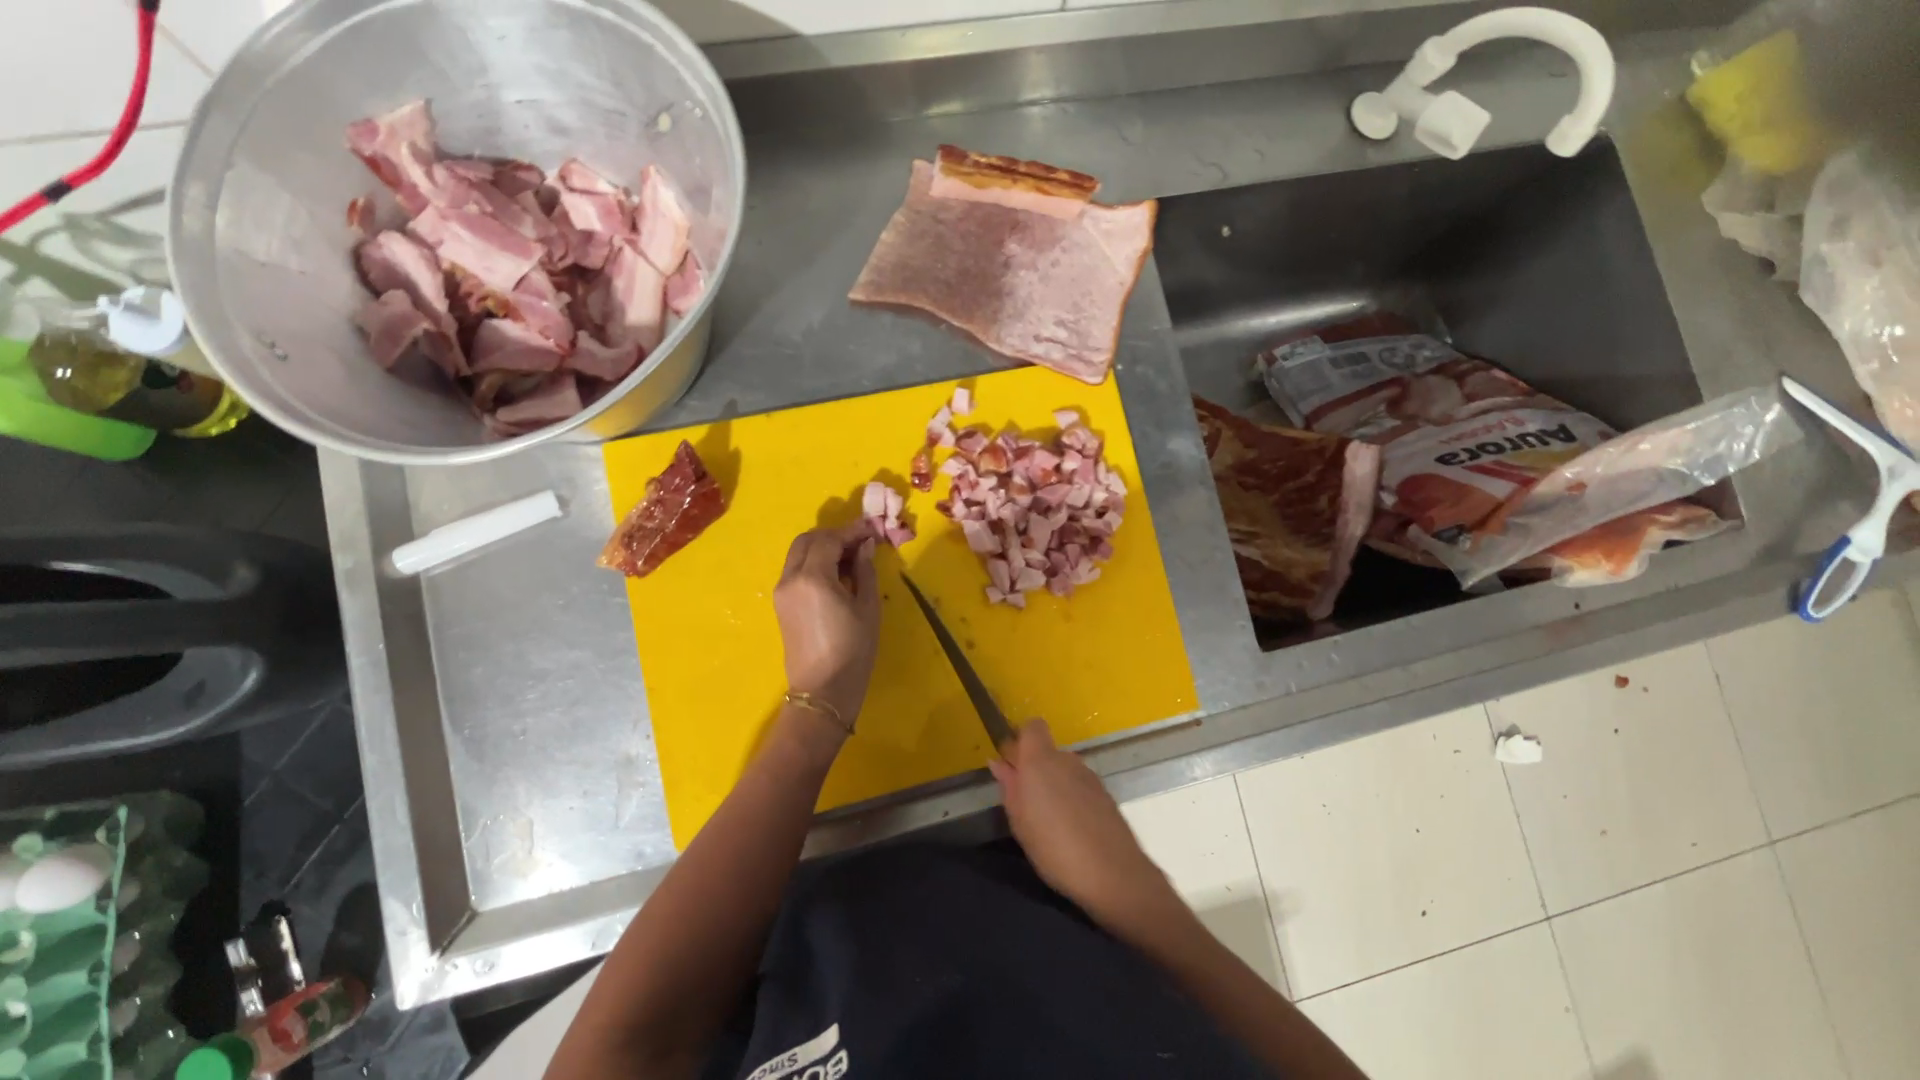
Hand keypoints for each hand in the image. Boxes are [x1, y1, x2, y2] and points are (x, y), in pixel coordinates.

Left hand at [775, 525, 881, 725]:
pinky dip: (814, 562)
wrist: (823, 690)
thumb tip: (864, 546)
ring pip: (798, 553)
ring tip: (850, 558)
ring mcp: (782, 591)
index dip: (852, 531)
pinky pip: (796, 570)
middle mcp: (791, 578)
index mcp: (813, 577)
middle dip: (833, 535)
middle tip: (860, 542)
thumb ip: (865, 570)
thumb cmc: (853, 650)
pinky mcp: (781, 604)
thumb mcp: (868, 607)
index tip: (873, 530)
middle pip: (807, 540)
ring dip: (822, 547)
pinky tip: (836, 575)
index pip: (829, 539)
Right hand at [988, 719, 1179, 932]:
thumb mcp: (1020, 820)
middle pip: (1048, 751)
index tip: (1012, 765)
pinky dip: (1072, 798)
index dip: (1020, 740)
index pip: (1032, 726)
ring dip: (1054, 785)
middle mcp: (1068, 760)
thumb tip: (1000, 762)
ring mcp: (1090, 777)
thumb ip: (1010, 786)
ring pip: (1064, 770)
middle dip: (1035, 768)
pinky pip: (1080, 786)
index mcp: (1041, 761)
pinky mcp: (1106, 795)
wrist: (1113, 873)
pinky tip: (1071, 829)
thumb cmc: (1054, 847)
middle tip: (1025, 802)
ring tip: (1048, 822)